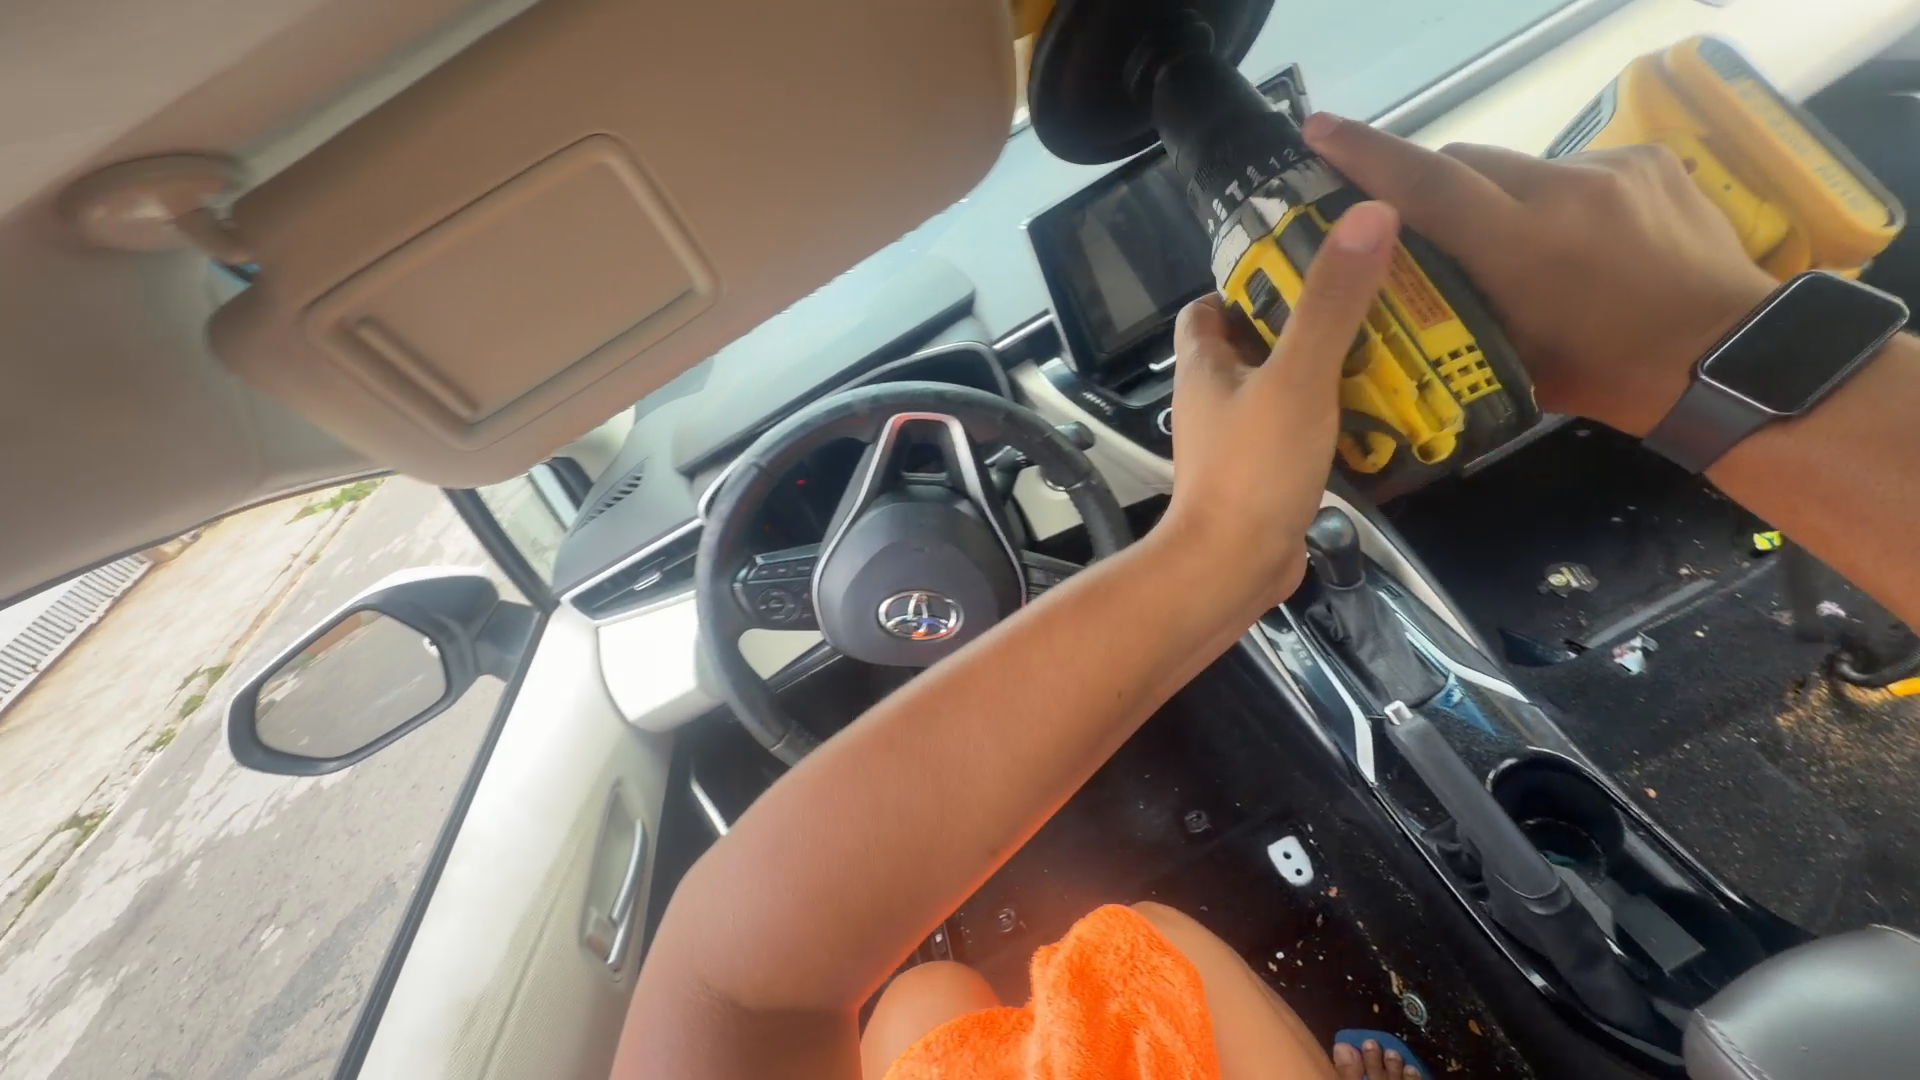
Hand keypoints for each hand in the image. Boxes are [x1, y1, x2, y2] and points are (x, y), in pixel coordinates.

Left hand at [1160, 201, 1399, 602]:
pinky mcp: (1260, 473)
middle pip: (1251, 344)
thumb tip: (1367, 215)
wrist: (1233, 565)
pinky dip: (1329, 417)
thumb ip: (1330, 303)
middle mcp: (1212, 398)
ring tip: (1390, 346)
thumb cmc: (1253, 468)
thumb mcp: (1297, 376)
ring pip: (1278, 388)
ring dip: (1323, 369)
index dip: (1244, 280)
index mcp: (1203, 366)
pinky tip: (1379, 410)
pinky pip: (1296, 430)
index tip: (1302, 263)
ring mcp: (1234, 439)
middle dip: (1301, 320)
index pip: (1207, 307)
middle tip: (1368, 299)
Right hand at [1303, 112, 1777, 436]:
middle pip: (1461, 162)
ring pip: (1510, 165)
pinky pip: (1563, 170)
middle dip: (1424, 187)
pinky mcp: (1644, 161)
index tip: (1319, 129)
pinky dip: (1542, 200)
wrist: (1723, 355)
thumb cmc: (1594, 373)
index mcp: (1519, 247)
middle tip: (1409, 228)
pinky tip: (1563, 242)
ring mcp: (1609, 169)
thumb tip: (1398, 277)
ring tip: (1499, 248)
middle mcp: (1562, 191)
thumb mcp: (1497, 354)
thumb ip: (1447, 303)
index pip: (1427, 185)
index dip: (1366, 155)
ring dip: (1485, 197)